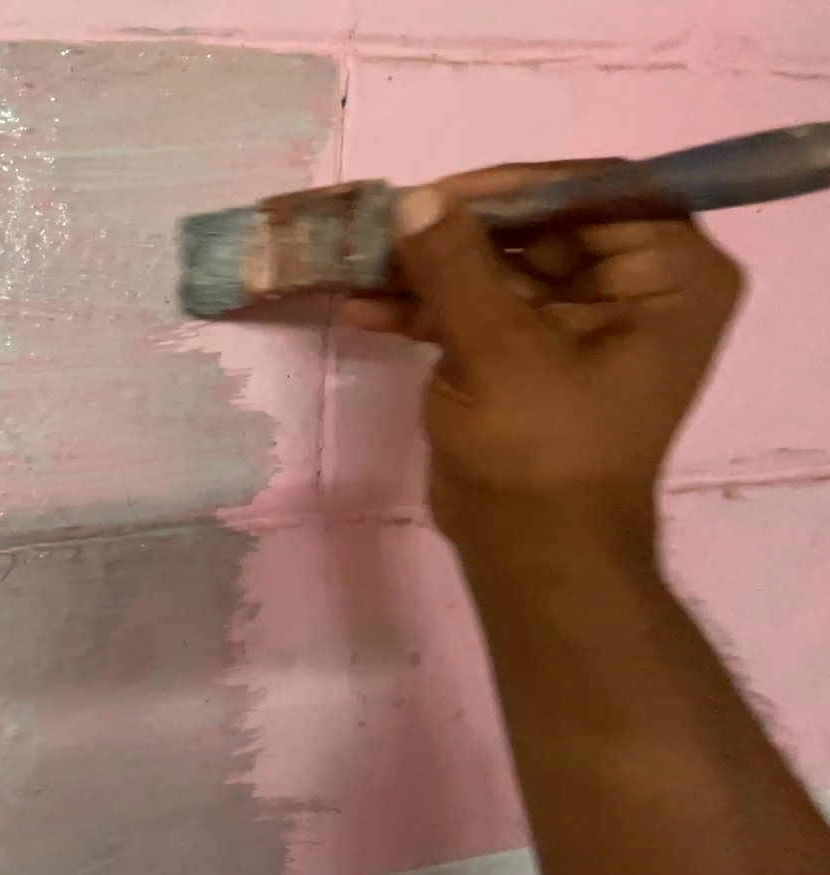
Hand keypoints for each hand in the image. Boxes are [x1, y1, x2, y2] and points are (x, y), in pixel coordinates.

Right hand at [339, 164, 743, 564]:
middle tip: (381, 231)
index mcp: (666, 275)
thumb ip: (455, 270)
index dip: (515, 186)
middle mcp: (626, 289)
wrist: (527, 539)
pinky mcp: (515, 357)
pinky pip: (468, 315)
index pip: (598, 194)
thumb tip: (414, 199)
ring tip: (356, 268)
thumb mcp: (498, 349)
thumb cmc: (539, 443)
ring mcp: (566, 326)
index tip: (434, 195)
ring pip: (490, 274)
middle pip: (536, 232)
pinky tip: (363, 309)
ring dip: (423, 274)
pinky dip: (418, 313)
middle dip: (453, 234)